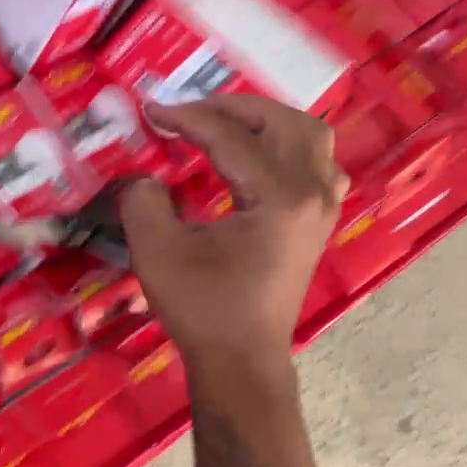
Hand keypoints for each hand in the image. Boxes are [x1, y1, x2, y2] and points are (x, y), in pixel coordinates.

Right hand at [121, 95, 349, 374]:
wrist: (240, 357)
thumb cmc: (200, 307)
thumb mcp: (157, 254)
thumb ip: (144, 205)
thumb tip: (143, 178)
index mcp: (280, 196)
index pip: (231, 139)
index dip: (188, 119)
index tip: (151, 109)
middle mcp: (314, 191)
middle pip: (284, 123)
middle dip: (234, 109)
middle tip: (188, 113)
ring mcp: (323, 206)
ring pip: (307, 138)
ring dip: (264, 123)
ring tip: (221, 125)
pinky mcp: (316, 222)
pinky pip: (311, 163)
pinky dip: (281, 147)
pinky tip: (253, 157)